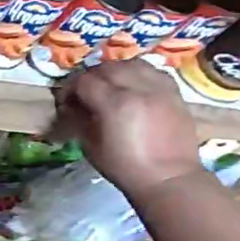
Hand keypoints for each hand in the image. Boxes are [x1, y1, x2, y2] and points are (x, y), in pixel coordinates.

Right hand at [53, 61, 204, 198]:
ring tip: (109, 86)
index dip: (69, 89)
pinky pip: (152, 70)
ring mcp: (159, 88)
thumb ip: (80, 119)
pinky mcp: (174, 92)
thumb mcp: (90, 146)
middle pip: (106, 67)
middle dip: (90, 77)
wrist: (168, 177)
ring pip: (131, 63)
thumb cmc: (124, 167)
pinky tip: (132, 87)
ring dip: (114, 70)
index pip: (84, 81)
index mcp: (114, 104)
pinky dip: (137, 73)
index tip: (65, 102)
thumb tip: (72, 106)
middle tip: (84, 93)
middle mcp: (138, 88)